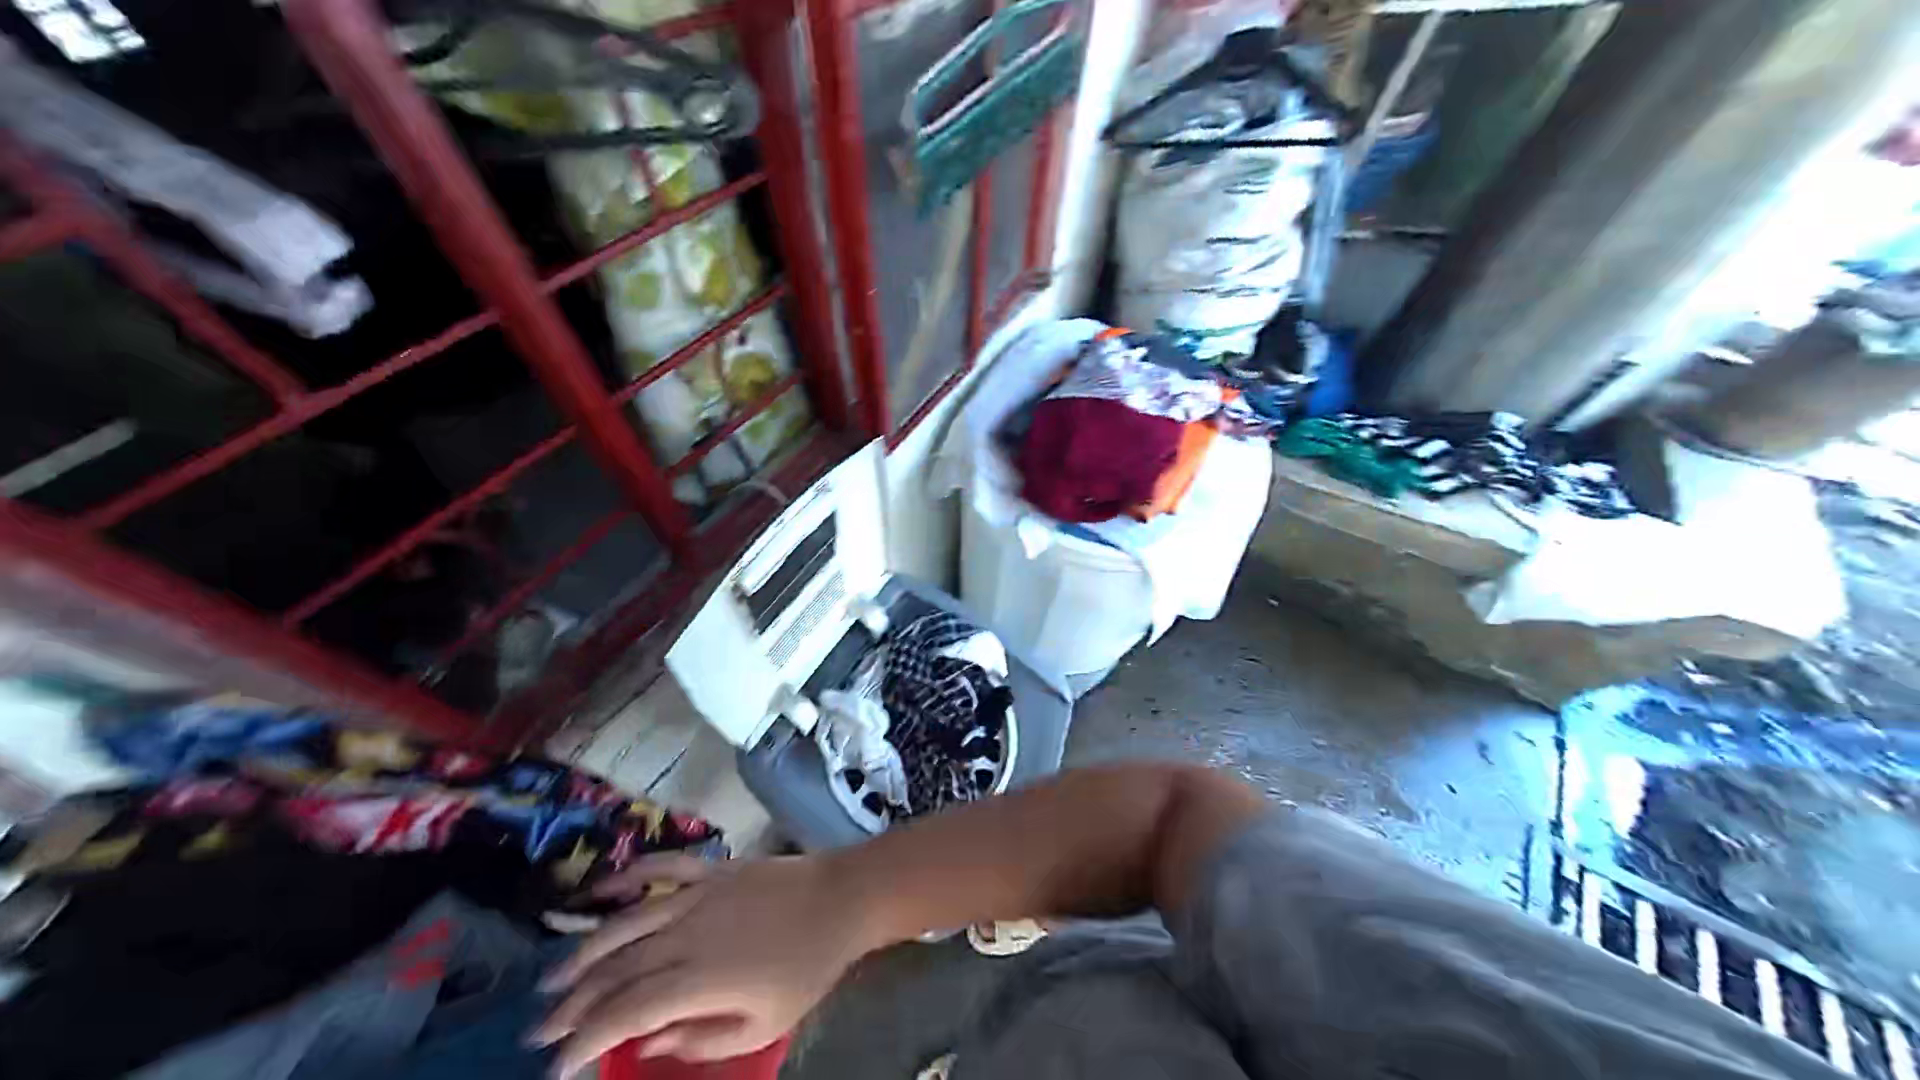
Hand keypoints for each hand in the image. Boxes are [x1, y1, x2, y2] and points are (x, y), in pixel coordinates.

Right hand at [530, 851, 876, 1078]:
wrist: (841, 899)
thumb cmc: (807, 968)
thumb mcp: (761, 1026)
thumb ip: (698, 1041)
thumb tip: (645, 1043)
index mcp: (696, 979)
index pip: (622, 1013)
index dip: (582, 1040)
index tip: (554, 1066)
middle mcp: (685, 933)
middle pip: (617, 970)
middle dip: (573, 1004)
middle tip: (540, 1030)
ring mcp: (698, 894)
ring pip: (627, 922)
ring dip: (586, 951)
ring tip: (554, 980)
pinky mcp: (713, 869)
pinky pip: (664, 867)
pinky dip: (629, 876)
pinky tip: (602, 889)